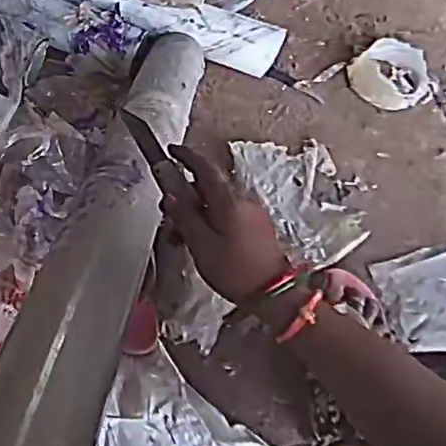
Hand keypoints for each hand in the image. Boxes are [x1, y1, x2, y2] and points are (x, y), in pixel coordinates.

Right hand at [156, 143, 291, 303]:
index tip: (170, 151)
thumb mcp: (200, 242)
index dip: (186, 156)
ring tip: (182, 236)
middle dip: (185, 195)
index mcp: (228, 201)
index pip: (205, 167)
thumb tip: (170, 189)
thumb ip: (184, 212)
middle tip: (169, 215)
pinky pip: (226, 212)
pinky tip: (200, 239)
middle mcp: (243, 200)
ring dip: (195, 210)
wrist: (275, 295)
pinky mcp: (256, 224)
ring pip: (215, 200)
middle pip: (207, 185)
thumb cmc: (233, 269)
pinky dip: (209, 218)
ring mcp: (252, 212)